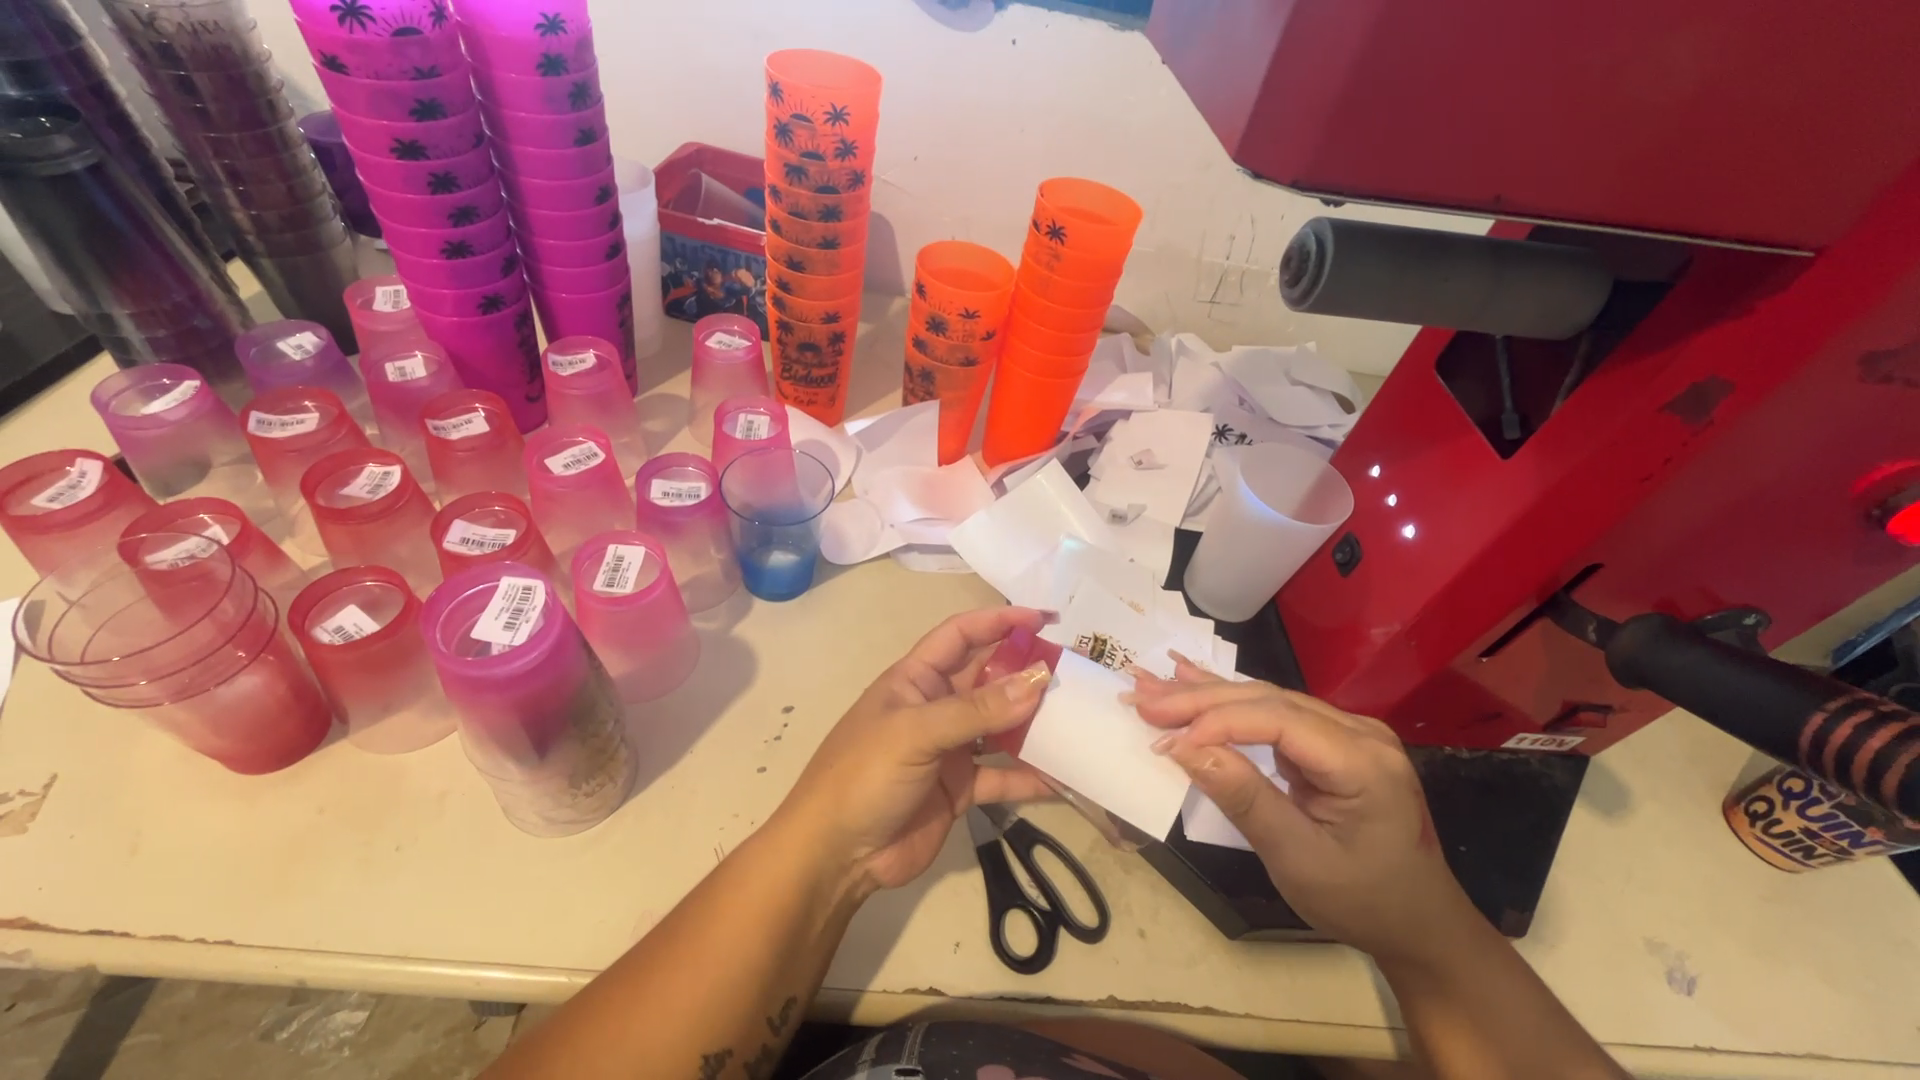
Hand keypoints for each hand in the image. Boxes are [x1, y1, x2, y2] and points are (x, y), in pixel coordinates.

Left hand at [771, 607, 1055, 895]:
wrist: (835, 855)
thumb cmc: (863, 776)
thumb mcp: (915, 733)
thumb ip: (977, 709)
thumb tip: (1038, 679)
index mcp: (915, 680)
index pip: (961, 635)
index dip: (999, 621)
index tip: (1044, 619)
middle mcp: (935, 708)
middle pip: (988, 678)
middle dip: (1027, 672)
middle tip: (1076, 672)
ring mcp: (949, 750)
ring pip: (1001, 727)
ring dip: (1035, 723)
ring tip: (1080, 719)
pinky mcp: (960, 789)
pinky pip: (1003, 776)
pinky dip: (1031, 776)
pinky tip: (1066, 776)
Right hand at [1133, 658, 1475, 961]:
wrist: (1417, 923)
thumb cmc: (1360, 900)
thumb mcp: (1297, 858)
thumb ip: (1244, 798)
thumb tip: (1184, 749)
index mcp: (1362, 761)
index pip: (1278, 720)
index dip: (1216, 722)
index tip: (1162, 738)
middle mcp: (1359, 731)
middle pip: (1268, 701)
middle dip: (1199, 699)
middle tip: (1139, 696)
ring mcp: (1347, 732)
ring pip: (1266, 701)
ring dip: (1206, 695)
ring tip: (1152, 684)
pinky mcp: (1331, 742)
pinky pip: (1273, 715)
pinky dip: (1228, 705)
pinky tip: (1193, 681)